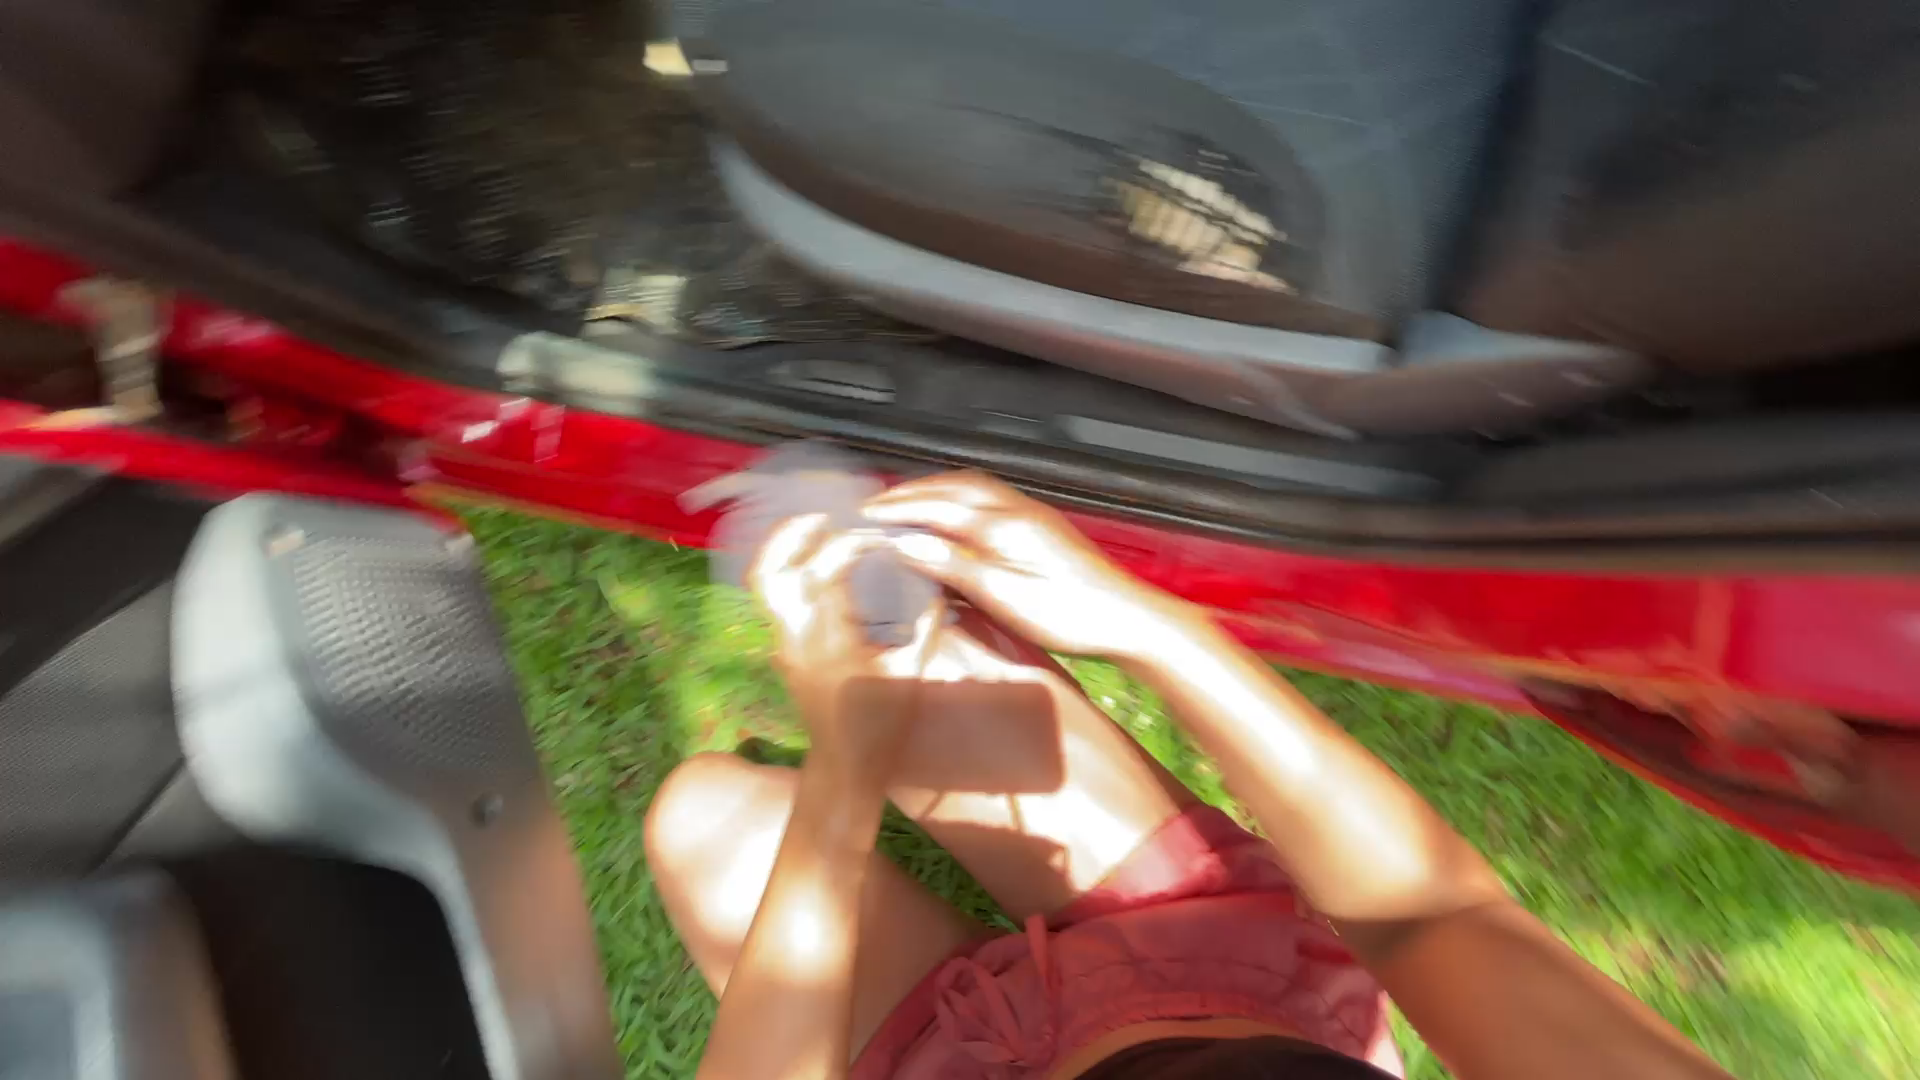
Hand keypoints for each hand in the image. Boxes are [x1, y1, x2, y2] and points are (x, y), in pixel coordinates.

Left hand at [749, 513, 943, 788]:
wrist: (844, 765)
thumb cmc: (881, 724)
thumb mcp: (913, 675)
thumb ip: (926, 628)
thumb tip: (938, 589)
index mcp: (832, 642)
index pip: (827, 575)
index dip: (849, 547)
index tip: (876, 539)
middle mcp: (798, 638)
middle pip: (774, 573)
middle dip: (795, 536)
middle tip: (826, 516)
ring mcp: (783, 644)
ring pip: (765, 582)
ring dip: (784, 548)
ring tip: (813, 528)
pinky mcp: (782, 648)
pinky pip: (773, 597)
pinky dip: (787, 568)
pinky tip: (812, 559)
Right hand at [863, 472, 1190, 661]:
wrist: (1126, 618)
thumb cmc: (1071, 613)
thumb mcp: (1004, 596)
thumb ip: (954, 565)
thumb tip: (908, 543)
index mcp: (1002, 524)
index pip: (936, 506)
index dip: (897, 509)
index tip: (865, 515)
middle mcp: (1015, 510)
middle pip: (951, 486)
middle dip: (910, 491)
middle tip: (877, 504)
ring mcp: (1030, 514)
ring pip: (971, 487)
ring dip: (935, 490)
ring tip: (907, 503)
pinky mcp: (1041, 526)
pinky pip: (988, 496)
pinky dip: (959, 497)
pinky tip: (955, 515)